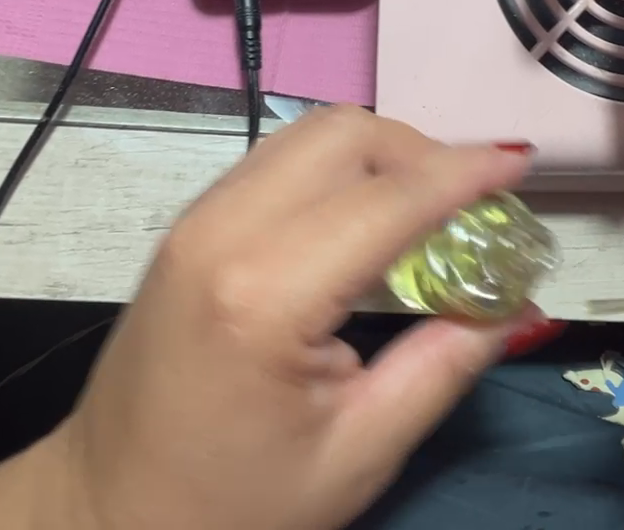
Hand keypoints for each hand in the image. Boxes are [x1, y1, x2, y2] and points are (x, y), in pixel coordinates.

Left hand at [50, 108, 552, 529]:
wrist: (104, 512)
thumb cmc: (232, 506)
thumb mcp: (357, 453)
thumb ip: (444, 364)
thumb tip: (514, 302)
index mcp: (266, 293)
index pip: (387, 199)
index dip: (463, 173)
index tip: (519, 162)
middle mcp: (225, 227)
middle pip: (345, 133)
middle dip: (421, 152)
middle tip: (467, 208)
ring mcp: (200, 214)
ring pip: (313, 133)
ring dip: (382, 154)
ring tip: (425, 212)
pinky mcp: (194, 218)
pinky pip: (284, 157)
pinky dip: (340, 167)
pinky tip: (365, 218)